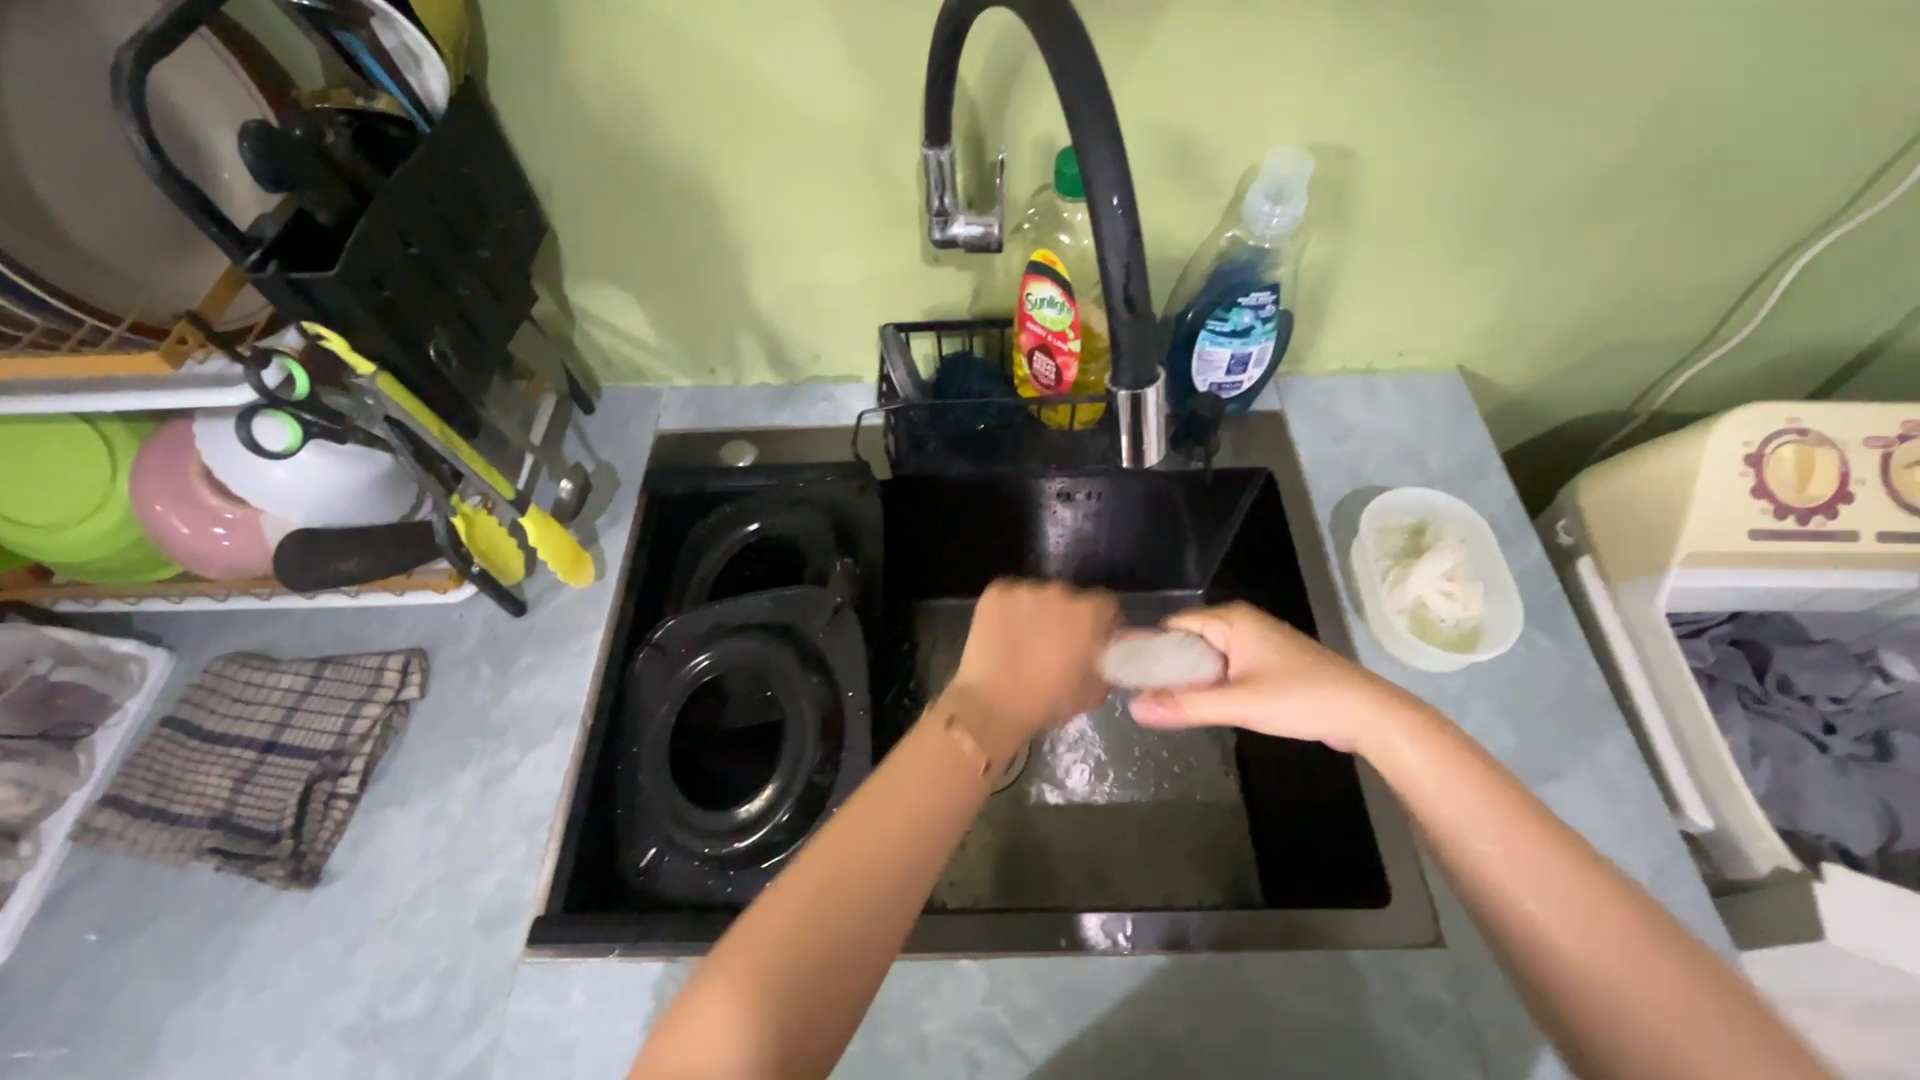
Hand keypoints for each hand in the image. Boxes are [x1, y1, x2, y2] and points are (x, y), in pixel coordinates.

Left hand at [942, 579, 1119, 758]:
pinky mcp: (996, 592)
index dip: (1099, 621)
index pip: (1104, 604)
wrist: (993, 705)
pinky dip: (1007, 610)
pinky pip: (1009, 595)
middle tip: (1055, 642)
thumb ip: (1107, 664)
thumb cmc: (1048, 702)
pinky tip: (1003, 633)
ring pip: (1037, 595)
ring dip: (1036, 612)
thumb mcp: (1094, 691)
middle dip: (1065, 615)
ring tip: (1023, 640)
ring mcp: (1025, 589)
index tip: (1089, 638)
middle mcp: (1060, 592)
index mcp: (1090, 613)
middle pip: (1069, 598)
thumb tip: (1104, 654)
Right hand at [1126, 602, 1422, 753]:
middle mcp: (1242, 623)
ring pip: (1209, 657)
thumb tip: (1135, 709)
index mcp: (1232, 620)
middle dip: (1168, 667)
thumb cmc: (1300, 699)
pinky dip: (1213, 684)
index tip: (1127, 675)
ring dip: (1191, 678)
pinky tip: (1203, 706)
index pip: (1174, 625)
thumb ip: (1185, 705)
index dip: (1149, 648)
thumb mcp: (1237, 704)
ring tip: (1167, 704)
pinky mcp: (1270, 663)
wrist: (1365, 713)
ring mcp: (1258, 643)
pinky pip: (1227, 668)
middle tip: (1144, 696)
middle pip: (1189, 640)